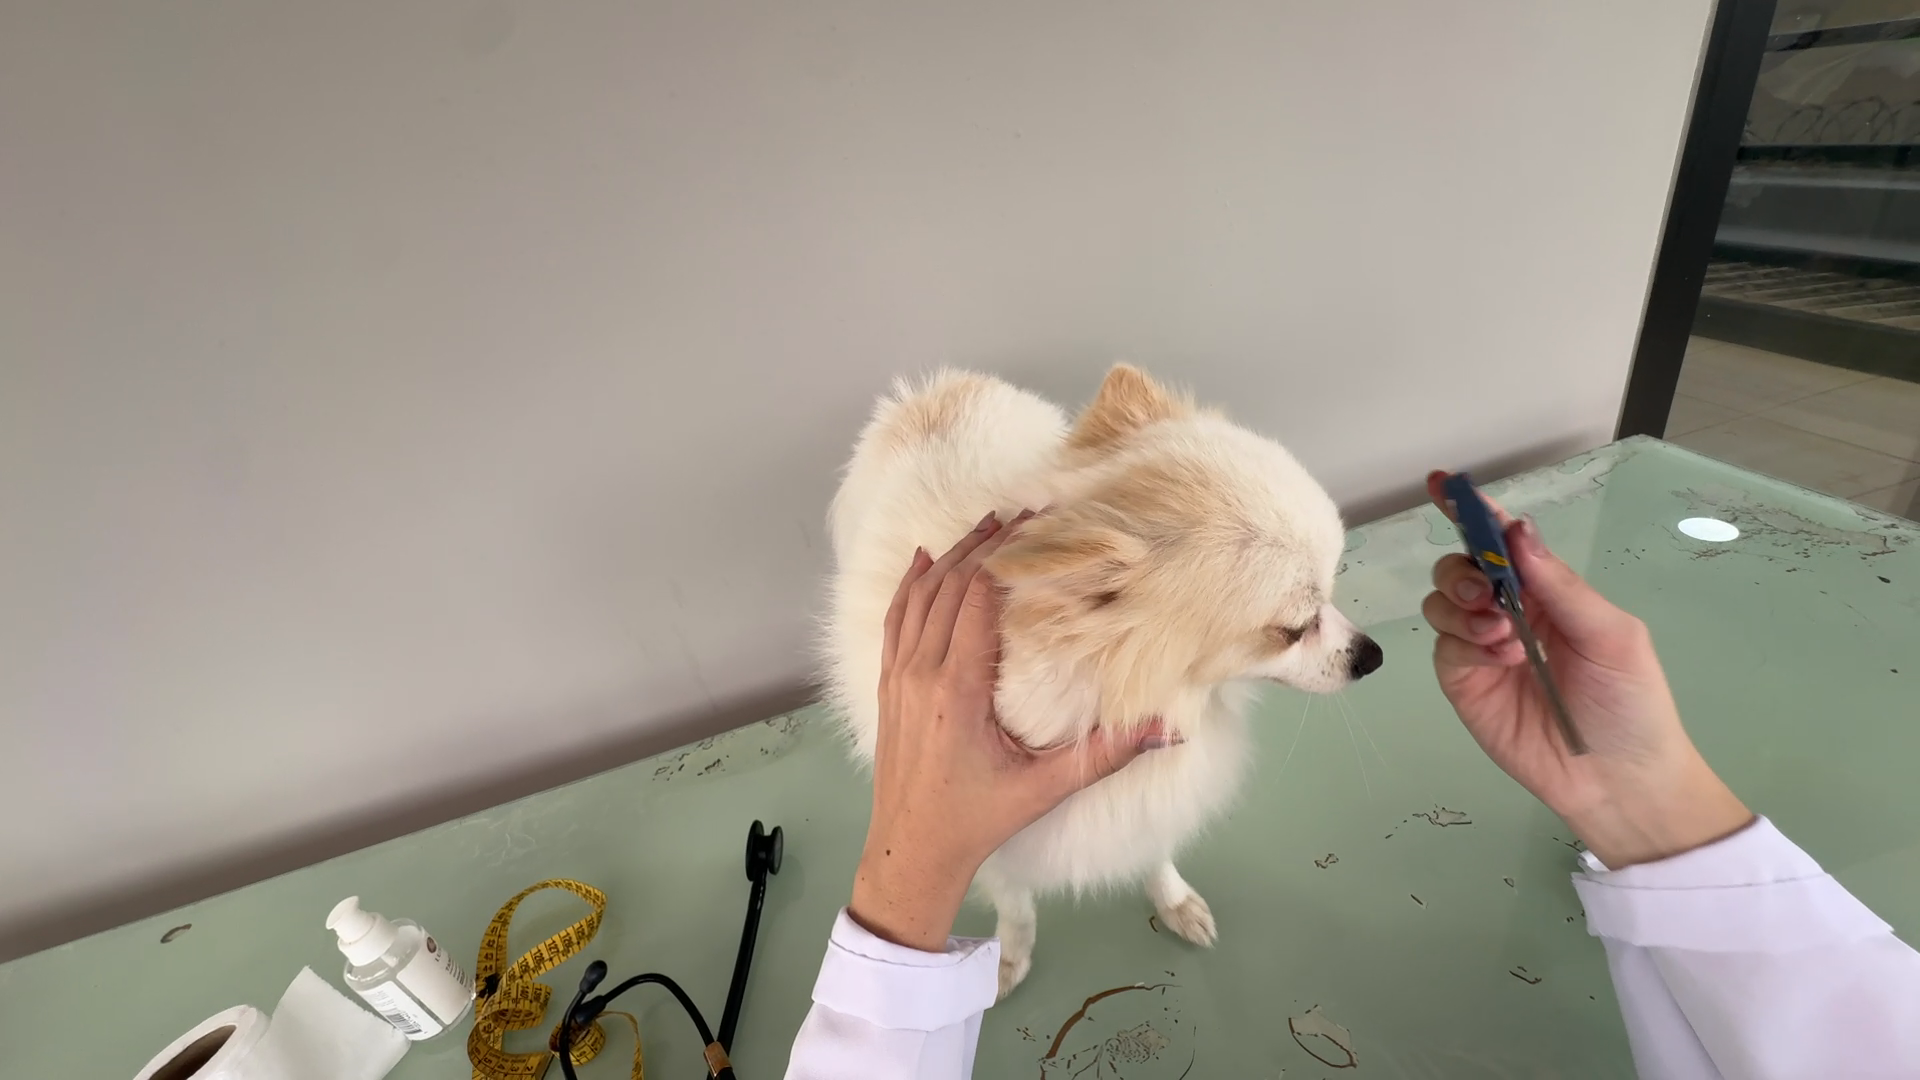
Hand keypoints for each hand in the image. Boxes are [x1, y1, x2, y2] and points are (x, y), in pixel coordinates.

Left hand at [849, 511, 1170, 949]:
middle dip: (984, 545)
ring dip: (949, 557)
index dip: (1006, 556)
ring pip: (919, 596)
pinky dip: (909, 586)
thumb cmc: (975, 822)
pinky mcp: (887, 685)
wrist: (908, 853)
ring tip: (985, 526)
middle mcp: (921, 671)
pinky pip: (894, 620)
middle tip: (1021, 514)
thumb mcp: (1043, 789)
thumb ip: (1105, 754)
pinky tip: (922, 561)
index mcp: (958, 687)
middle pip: (949, 585)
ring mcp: (897, 676)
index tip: (1036, 525)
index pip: (978, 596)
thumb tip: (1170, 730)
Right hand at [1421, 472, 1751, 867]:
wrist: (1613, 777)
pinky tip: (1499, 660)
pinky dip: (1466, 643)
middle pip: (1457, 566)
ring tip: (1502, 639)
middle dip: (1463, 570)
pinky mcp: (1457, 674)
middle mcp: (1504, 610)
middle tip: (1486, 594)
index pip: (1500, 542)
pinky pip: (1442, 641)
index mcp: (1545, 592)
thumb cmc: (1630, 702)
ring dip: (1464, 608)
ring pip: (1440, 599)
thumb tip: (1516, 530)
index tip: (1443, 484)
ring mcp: (1475, 643)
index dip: (1471, 511)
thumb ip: (1560, 585)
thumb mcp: (1612, 635)